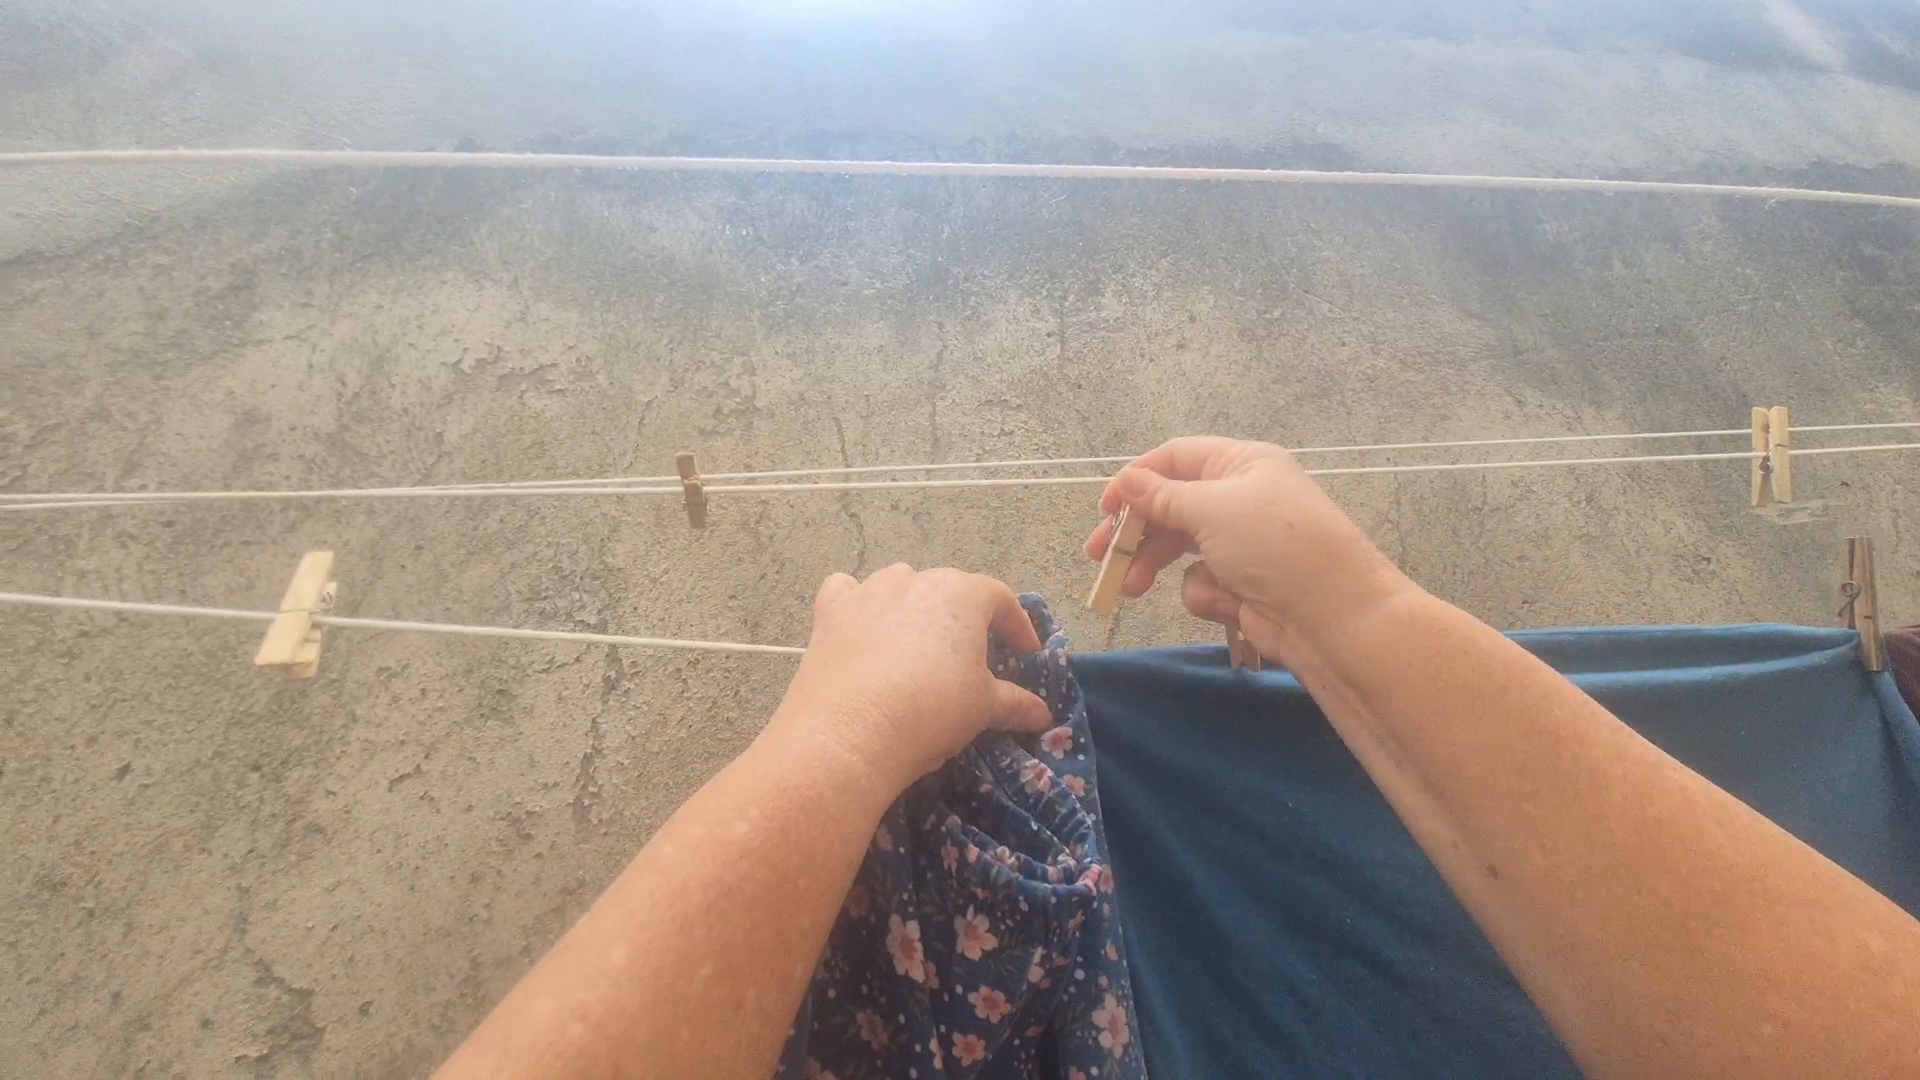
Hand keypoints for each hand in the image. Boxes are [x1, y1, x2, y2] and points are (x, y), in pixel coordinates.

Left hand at [764, 564, 1052, 791]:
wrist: (849, 733)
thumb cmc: (931, 710)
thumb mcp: (983, 708)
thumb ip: (1015, 703)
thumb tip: (1042, 713)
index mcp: (961, 594)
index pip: (1001, 599)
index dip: (1018, 626)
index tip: (1026, 655)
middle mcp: (915, 579)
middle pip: (950, 590)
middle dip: (966, 619)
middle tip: (974, 657)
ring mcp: (869, 591)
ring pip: (900, 585)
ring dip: (915, 607)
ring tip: (919, 644)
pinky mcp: (831, 611)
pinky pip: (848, 592)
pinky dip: (859, 603)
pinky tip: (862, 627)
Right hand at [1083, 436, 1415, 664]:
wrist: (1333, 619)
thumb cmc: (1273, 546)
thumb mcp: (1212, 509)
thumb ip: (1160, 496)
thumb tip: (1124, 479)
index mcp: (1239, 464)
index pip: (1175, 458)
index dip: (1136, 479)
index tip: (1105, 508)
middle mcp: (1238, 498)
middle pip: (1169, 506)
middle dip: (1134, 531)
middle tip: (1098, 555)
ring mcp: (1239, 543)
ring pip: (1177, 548)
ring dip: (1152, 566)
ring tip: (1129, 589)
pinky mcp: (1240, 583)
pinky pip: (1201, 580)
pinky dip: (1206, 593)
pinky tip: (1224, 603)